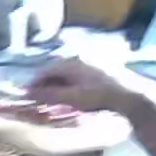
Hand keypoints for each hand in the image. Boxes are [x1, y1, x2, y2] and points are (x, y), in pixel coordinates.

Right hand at [27, 55, 144, 113]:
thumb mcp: (71, 97)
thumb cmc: (98, 96)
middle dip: (44, 83)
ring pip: (66, 72)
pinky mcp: (98, 67)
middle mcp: (79, 57)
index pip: (45, 70)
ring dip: (56, 84)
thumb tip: (29, 93)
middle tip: (38, 98)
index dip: (34, 83)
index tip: (27, 95)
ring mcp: (90, 61)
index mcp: (71, 62)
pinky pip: (76, 73)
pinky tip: (68, 93)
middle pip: (55, 70)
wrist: (129, 94)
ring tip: (52, 97)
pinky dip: (67, 83)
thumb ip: (49, 94)